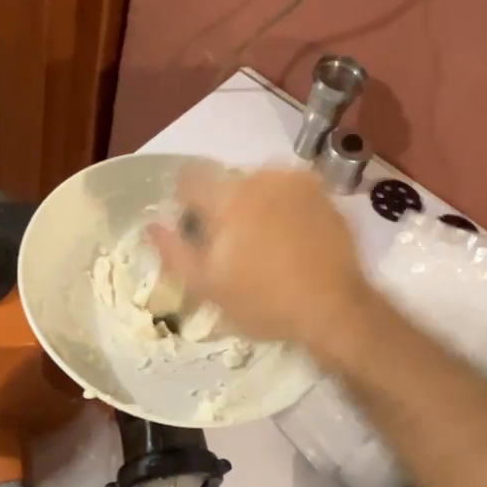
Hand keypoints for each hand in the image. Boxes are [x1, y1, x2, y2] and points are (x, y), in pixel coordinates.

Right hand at [151, 161, 372, 350]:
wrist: (334, 309)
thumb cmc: (264, 303)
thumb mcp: (208, 287)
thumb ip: (174, 251)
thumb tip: (152, 225)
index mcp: (228, 197)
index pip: (189, 178)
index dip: (185, 204)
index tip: (194, 232)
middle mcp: (262, 177)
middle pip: (227, 182)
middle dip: (223, 207)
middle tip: (232, 248)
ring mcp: (298, 182)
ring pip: (260, 185)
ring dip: (254, 205)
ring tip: (264, 245)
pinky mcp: (325, 194)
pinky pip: (291, 192)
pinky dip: (284, 209)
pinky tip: (291, 241)